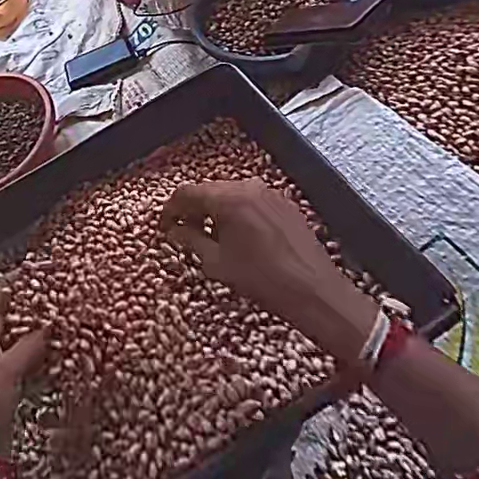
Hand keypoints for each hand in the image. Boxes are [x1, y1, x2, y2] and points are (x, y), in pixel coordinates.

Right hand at [160, 180, 374, 361]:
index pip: (187, 193)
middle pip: (209, 190)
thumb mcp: (217, 263)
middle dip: (193, 209)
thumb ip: (191, 241)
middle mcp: (249, 187)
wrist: (313, 290)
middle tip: (183, 232)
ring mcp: (270, 194)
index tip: (165, 225)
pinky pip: (252, 201)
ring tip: (211, 237)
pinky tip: (238, 236)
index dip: (171, 209)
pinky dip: (238, 213)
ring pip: (231, 194)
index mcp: (228, 198)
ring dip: (216, 211)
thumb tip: (176, 231)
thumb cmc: (263, 279)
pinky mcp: (285, 204)